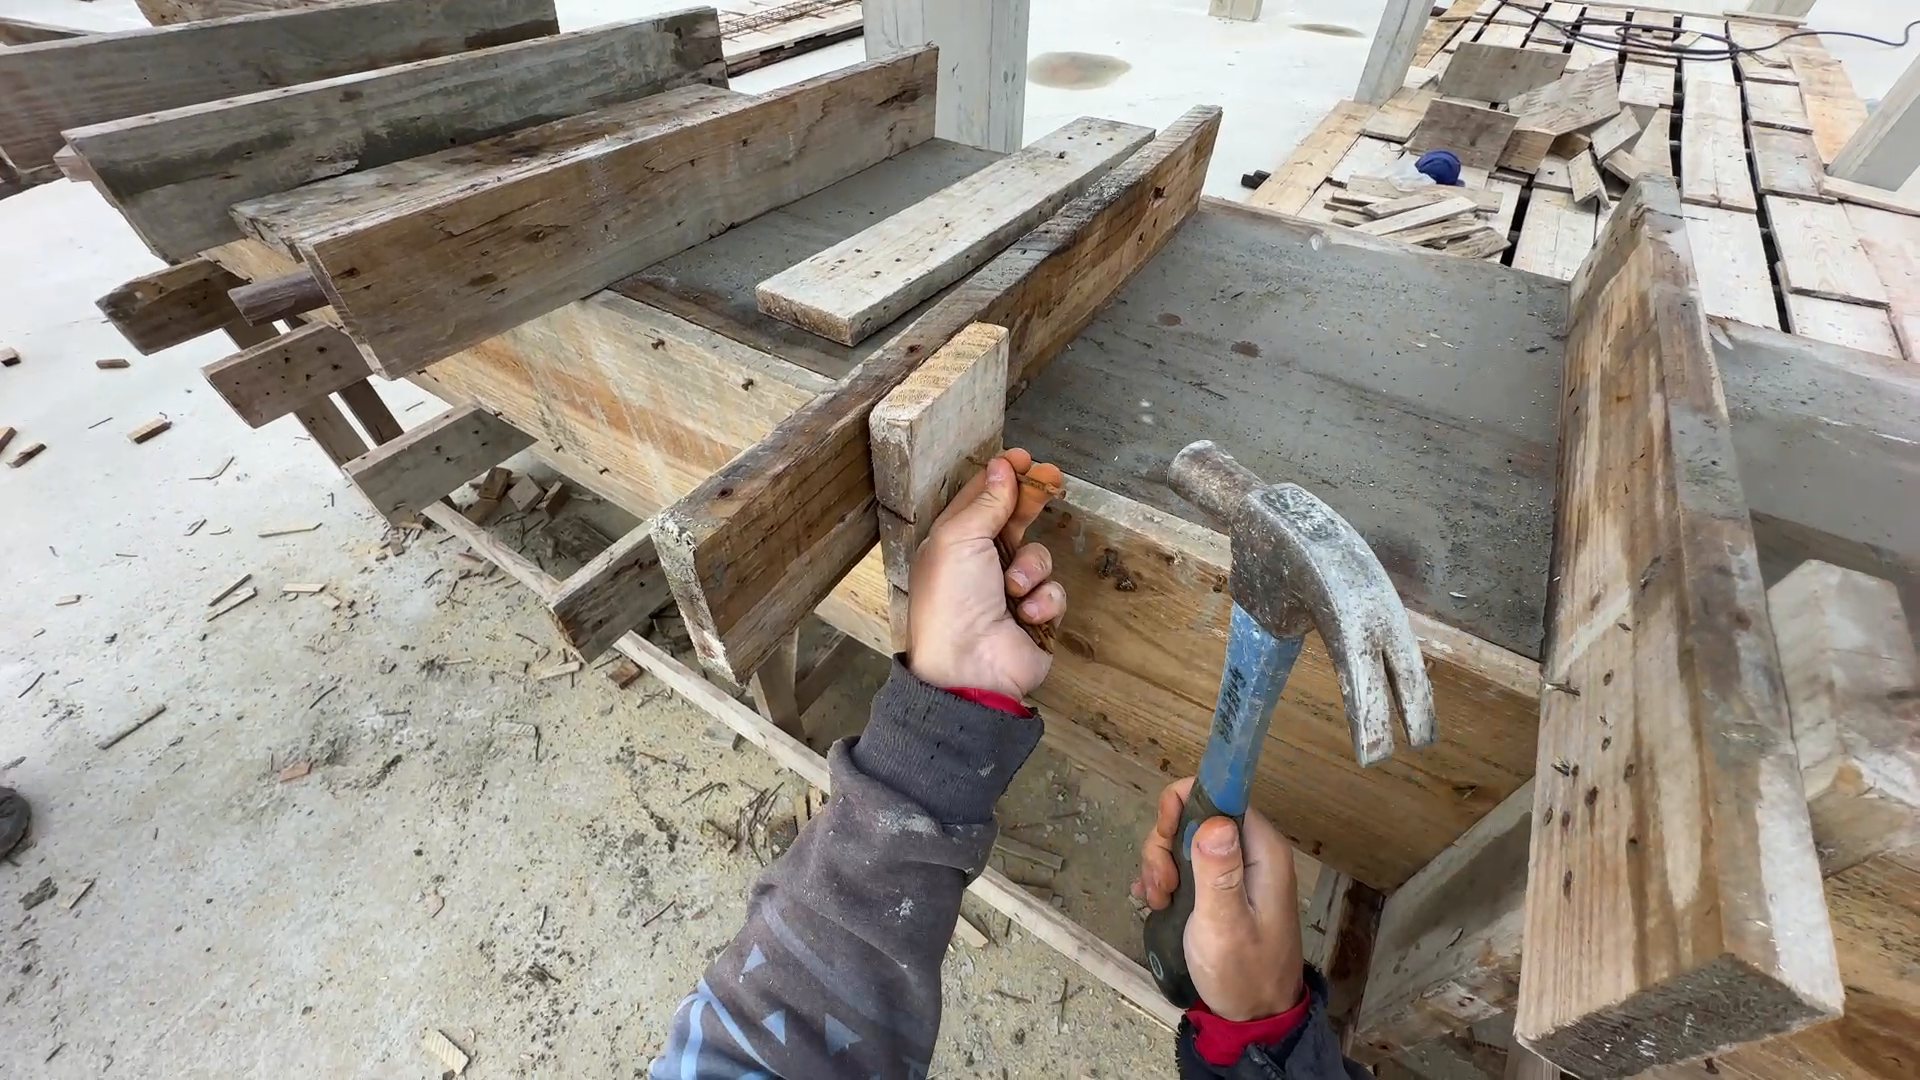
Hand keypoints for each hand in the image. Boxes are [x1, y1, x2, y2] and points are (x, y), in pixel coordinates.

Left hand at [907, 449, 1066, 700]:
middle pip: (1015, 519)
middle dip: (1033, 500)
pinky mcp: (1036, 615)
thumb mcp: (960, 539)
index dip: (1002, 476)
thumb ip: (985, 502)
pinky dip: (1042, 601)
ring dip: (1031, 568)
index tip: (1024, 457)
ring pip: (1039, 556)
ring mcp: (1010, 590)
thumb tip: (1001, 467)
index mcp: (954, 542)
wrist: (969, 667)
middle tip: (1055, 478)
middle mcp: (981, 562)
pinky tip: (1026, 615)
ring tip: (1014, 589)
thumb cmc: (953, 598)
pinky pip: (1052, 591)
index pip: (981, 499)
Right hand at [1133, 777, 1304, 1021]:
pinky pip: (1182, 861)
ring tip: (1159, 902)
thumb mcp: (1224, 926)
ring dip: (1160, 865)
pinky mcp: (1219, 883)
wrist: (1252, 1020)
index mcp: (1262, 850)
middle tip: (1162, 884)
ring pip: (1182, 838)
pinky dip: (1162, 877)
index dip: (1184, 802)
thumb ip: (1219, 873)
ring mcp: (1234, 867)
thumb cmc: (1242, 974)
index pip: (1221, 794)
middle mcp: (1250, 850)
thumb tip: (1214, 821)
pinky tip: (1155, 903)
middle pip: (1194, 815)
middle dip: (1165, 844)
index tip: (1164, 832)